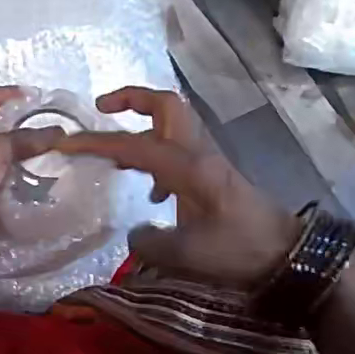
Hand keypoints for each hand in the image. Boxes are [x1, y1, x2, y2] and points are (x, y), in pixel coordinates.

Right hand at [54, 87, 299, 287]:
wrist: (288, 254)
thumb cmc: (240, 250)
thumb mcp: (187, 254)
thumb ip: (149, 242)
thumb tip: (133, 233)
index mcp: (188, 167)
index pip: (134, 144)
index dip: (97, 142)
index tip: (66, 143)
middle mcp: (198, 154)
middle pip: (166, 105)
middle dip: (131, 99)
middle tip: (101, 110)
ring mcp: (208, 161)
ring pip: (173, 125)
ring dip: (142, 126)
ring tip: (115, 154)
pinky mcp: (213, 175)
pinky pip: (178, 150)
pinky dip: (156, 156)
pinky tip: (150, 193)